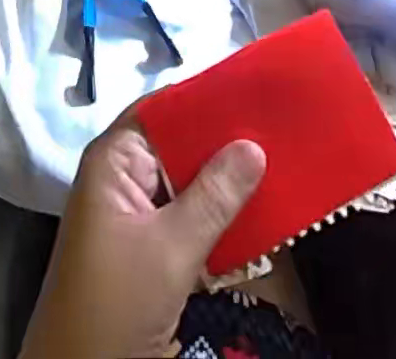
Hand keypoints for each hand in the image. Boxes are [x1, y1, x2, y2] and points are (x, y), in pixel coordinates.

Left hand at [20, 113, 266, 358]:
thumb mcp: (170, 250)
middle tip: (280, 119)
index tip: (259, 87)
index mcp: (115, 159)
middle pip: (182, 136)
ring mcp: (138, 206)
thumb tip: (255, 144)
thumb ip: (215, 195)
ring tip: (282, 149)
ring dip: (229, 168)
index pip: (168, 105)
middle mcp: (125, 172)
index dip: (210, 94)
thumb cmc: (114, 308)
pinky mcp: (152, 237)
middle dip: (227, 133)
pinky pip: (193, 202)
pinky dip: (222, 201)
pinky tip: (261, 195)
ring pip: (191, 171)